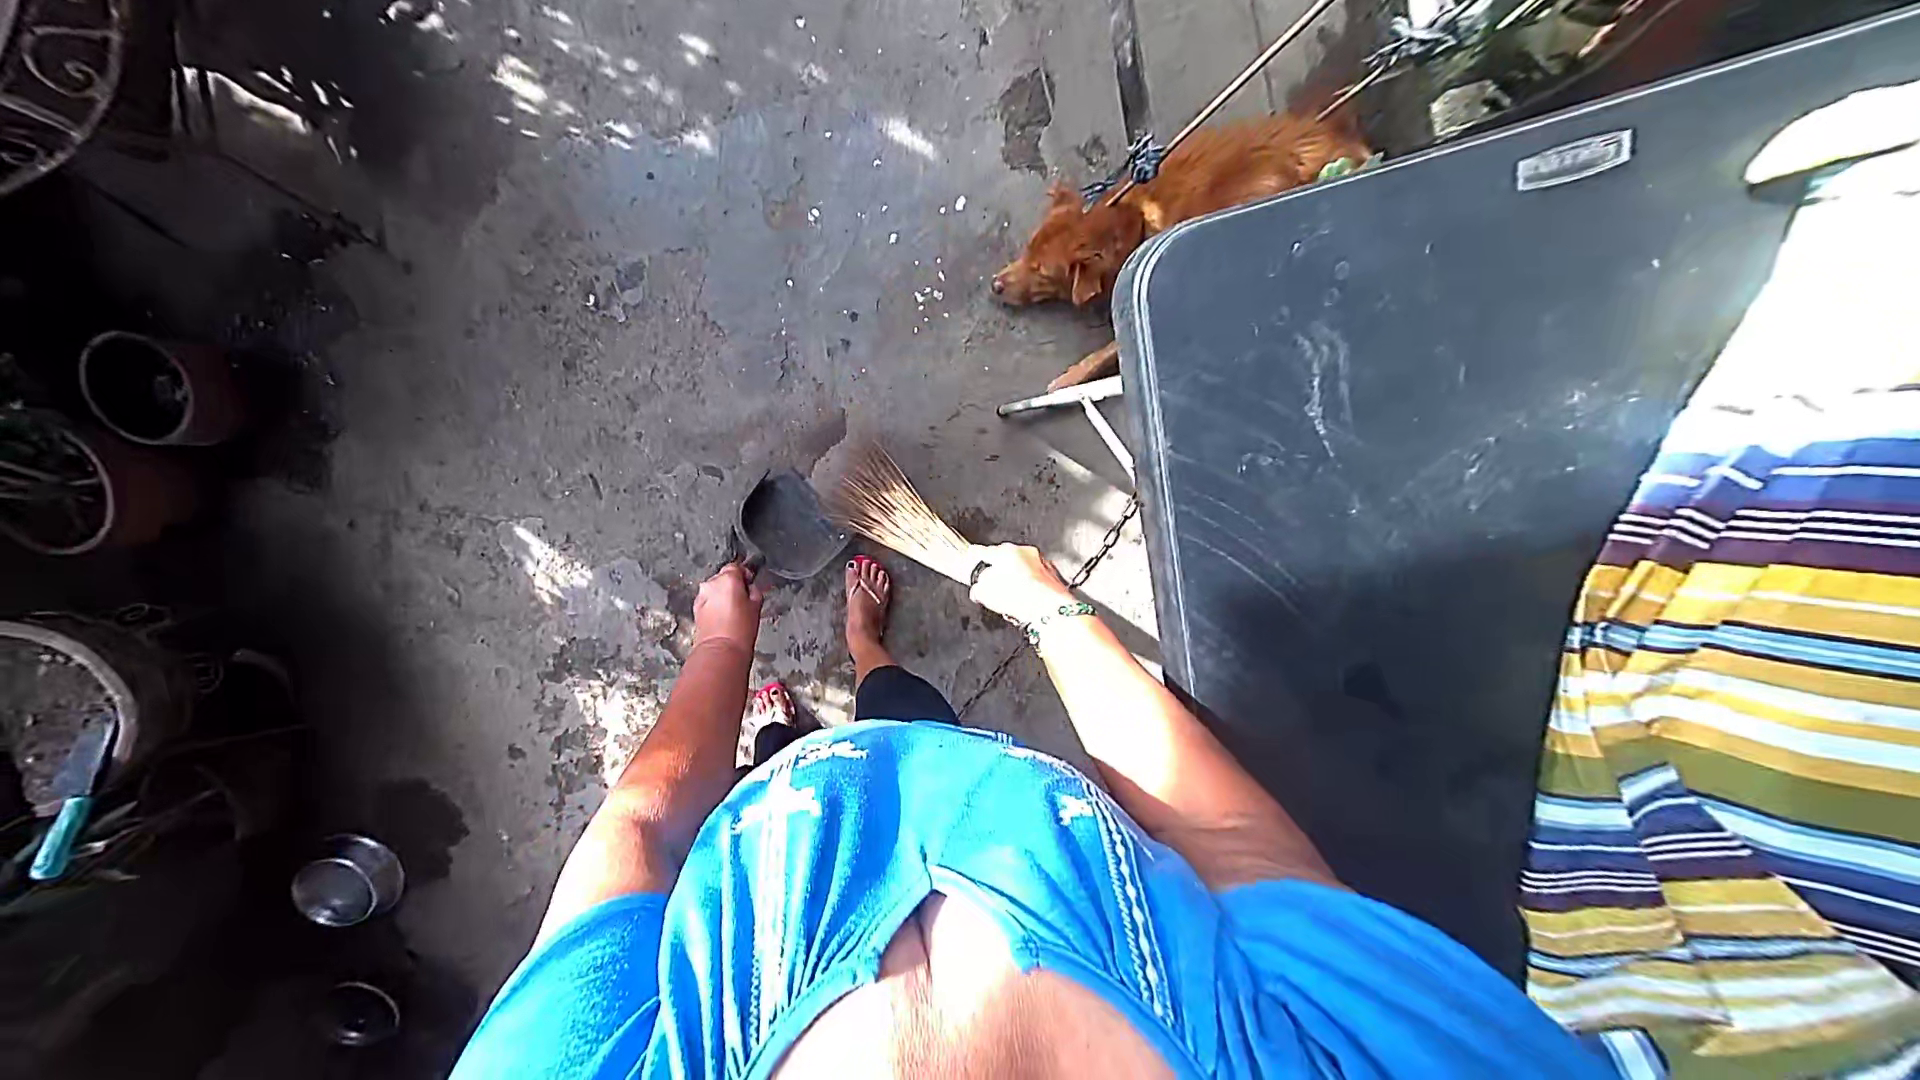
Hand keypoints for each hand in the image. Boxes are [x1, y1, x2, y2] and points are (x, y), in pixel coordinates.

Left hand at [692, 562, 765, 652]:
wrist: (722, 649)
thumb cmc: (740, 629)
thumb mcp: (757, 605)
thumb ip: (754, 590)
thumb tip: (751, 588)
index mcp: (728, 579)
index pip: (736, 567)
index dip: (745, 575)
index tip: (750, 583)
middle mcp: (711, 584)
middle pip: (723, 577)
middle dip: (733, 585)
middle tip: (744, 599)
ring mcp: (702, 596)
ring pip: (715, 589)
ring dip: (723, 595)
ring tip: (734, 611)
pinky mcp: (696, 609)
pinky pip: (708, 601)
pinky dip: (715, 605)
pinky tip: (724, 617)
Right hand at [967, 543, 1076, 624]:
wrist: (1049, 610)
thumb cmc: (1019, 597)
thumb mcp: (985, 594)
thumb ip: (978, 588)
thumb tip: (979, 588)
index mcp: (1005, 551)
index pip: (984, 551)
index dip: (975, 556)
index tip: (972, 557)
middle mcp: (1025, 552)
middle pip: (1005, 558)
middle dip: (998, 570)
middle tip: (992, 586)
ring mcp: (1041, 563)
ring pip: (1023, 567)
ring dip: (1016, 578)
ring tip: (1010, 597)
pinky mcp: (1054, 577)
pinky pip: (1036, 578)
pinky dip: (1030, 586)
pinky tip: (1026, 600)